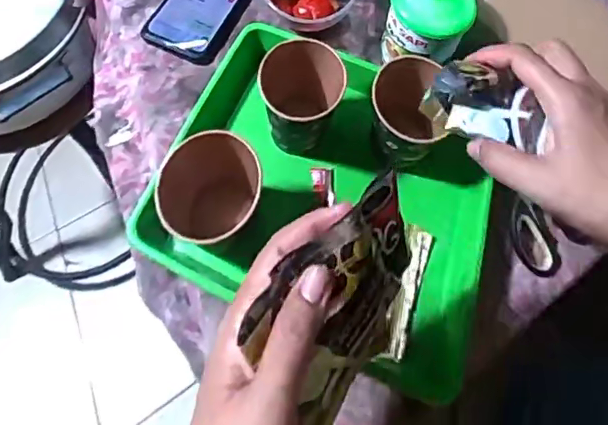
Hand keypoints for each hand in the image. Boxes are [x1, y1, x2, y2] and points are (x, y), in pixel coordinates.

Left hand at [195, 204, 350, 424]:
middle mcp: (252, 330)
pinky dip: (334, 314)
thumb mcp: (267, 397)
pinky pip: (311, 334)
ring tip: (367, 258)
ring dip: (331, 276)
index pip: (273, 260)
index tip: (345, 211)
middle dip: (323, 246)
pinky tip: (356, 310)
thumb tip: (320, 268)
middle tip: (365, 230)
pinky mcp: (283, 379)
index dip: (306, 229)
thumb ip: (293, 336)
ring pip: (301, 301)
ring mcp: (267, 354)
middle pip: (288, 274)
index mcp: (240, 324)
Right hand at [465, 41, 607, 271]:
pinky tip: (545, 122)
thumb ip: (502, 161)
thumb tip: (474, 143)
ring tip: (516, 101)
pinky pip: (576, 84)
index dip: (493, 54)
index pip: (524, 57)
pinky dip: (554, 87)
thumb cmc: (598, 196)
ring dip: (538, 71)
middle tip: (498, 79)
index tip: (471, 64)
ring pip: (566, 65)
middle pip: (550, 49)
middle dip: (519, 56)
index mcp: (566, 97)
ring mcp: (602, 101)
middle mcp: (585, 88)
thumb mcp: (541, 184)